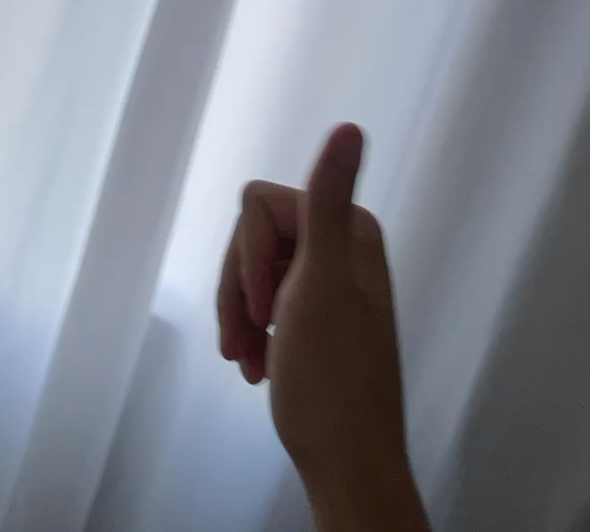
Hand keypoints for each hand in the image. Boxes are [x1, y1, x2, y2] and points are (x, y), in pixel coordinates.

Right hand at [217, 125, 428, 531]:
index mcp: (348, 227)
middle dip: (240, 291)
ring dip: (241, 316)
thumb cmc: (331, 379)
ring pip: (251, 270)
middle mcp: (340, 242)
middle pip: (253, 237)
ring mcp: (325, 278)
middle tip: (247, 341)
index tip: (263, 306)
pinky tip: (256, 365)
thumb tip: (348, 124)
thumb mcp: (321, 285)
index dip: (248, 255)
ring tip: (248, 360)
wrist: (347, 465)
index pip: (260, 204)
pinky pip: (261, 298)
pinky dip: (250, 330)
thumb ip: (327, 201)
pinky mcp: (312, 310)